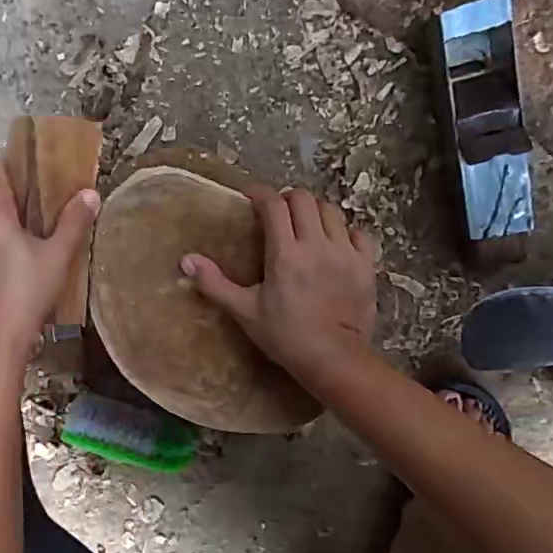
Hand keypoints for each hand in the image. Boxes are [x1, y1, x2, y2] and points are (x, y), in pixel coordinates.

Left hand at [0, 158, 99, 354]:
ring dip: (6, 218)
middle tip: (39, 191)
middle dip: (13, 192)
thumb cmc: (28, 289)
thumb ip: (74, 222)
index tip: (26, 157)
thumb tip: (90, 193)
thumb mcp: (58, 254)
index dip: (10, 163)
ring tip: (32, 221)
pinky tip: (17, 253)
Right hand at [180, 185, 375, 374]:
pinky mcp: (366, 265)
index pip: (274, 205)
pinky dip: (343, 230)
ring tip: (302, 224)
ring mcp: (346, 253)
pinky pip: (357, 233)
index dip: (259, 194)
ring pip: (332, 211)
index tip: (249, 195)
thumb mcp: (244, 311)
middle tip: (274, 211)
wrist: (334, 359)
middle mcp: (317, 245)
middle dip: (286, 199)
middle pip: (304, 200)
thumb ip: (214, 283)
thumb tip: (186, 261)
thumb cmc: (284, 336)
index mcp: (285, 254)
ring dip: (313, 211)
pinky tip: (332, 242)